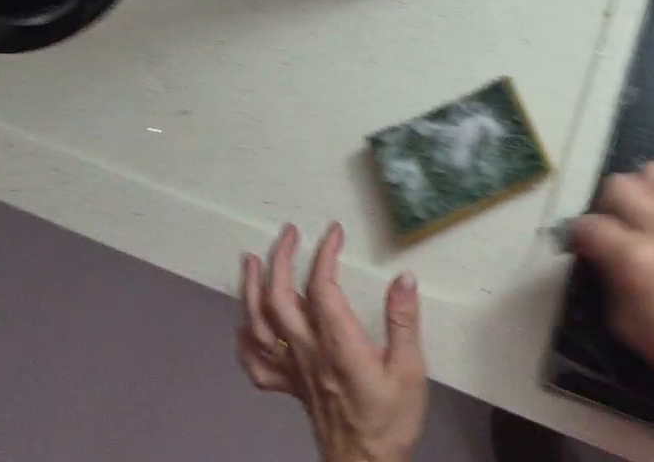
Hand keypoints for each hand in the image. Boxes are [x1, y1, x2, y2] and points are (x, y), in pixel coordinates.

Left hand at [238, 222, 427, 461]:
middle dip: (280, 260)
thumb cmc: (391, 420)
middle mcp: (309, 354)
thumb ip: (404, 321)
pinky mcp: (290, 389)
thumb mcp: (410, 369)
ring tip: (251, 261)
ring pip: (259, 327)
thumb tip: (404, 278)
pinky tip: (243, 326)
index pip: (322, 289)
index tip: (334, 232)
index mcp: (339, 345)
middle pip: (279, 300)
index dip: (324, 256)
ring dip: (250, 290)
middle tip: (288, 233)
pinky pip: (256, 365)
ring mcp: (294, 373)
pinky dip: (244, 342)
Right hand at [571, 161, 653, 402]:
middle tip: (617, 226)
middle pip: (617, 185)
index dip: (579, 234)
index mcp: (635, 256)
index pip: (590, 225)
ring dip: (646, 190)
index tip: (582, 243)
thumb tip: (599, 256)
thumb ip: (608, 280)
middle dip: (609, 205)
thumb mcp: (626, 324)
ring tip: (652, 212)